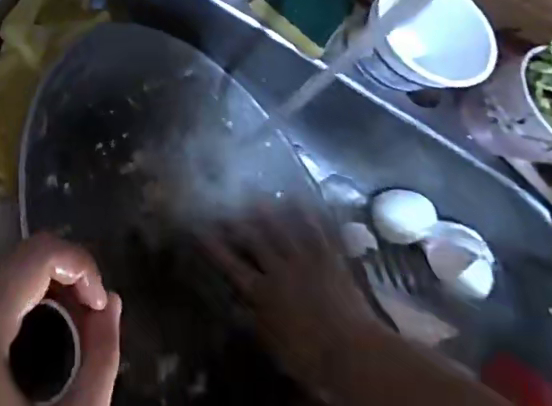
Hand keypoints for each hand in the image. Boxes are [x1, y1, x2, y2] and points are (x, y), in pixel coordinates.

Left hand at [0, 234, 122, 405]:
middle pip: (31, 256)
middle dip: (72, 276)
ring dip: (56, 285)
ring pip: (18, 267)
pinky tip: (54, 326)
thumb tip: (112, 302)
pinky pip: (2, 284)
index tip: (103, 307)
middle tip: (96, 317)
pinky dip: (35, 294)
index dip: (83, 267)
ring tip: (80, 324)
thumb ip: (101, 356)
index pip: (43, 252)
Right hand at [202, 210, 508, 405]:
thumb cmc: (310, 356)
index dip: (214, 246)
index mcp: (263, 292)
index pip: (231, 264)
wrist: (352, 350)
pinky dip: (306, 211)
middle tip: (225, 206)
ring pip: (282, 227)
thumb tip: (236, 305)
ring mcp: (305, 258)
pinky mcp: (329, 256)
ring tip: (256, 195)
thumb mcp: (275, 345)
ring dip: (268, 210)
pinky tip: (299, 197)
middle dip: (237, 221)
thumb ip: (255, 321)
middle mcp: (279, 268)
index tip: (199, 229)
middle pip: (254, 238)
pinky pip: (316, 228)